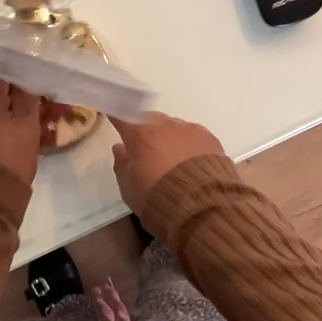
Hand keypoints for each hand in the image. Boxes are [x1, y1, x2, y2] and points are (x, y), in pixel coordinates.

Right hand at [111, 112, 226, 215]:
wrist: (199, 205)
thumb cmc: (155, 196)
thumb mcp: (128, 188)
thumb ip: (121, 164)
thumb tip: (120, 148)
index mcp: (139, 135)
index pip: (122, 117)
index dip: (116, 116)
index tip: (113, 116)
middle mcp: (163, 126)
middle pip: (148, 118)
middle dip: (143, 128)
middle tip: (143, 145)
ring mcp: (187, 129)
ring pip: (172, 125)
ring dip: (166, 135)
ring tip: (170, 155)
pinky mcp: (208, 137)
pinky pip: (192, 134)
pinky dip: (186, 142)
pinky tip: (189, 158)